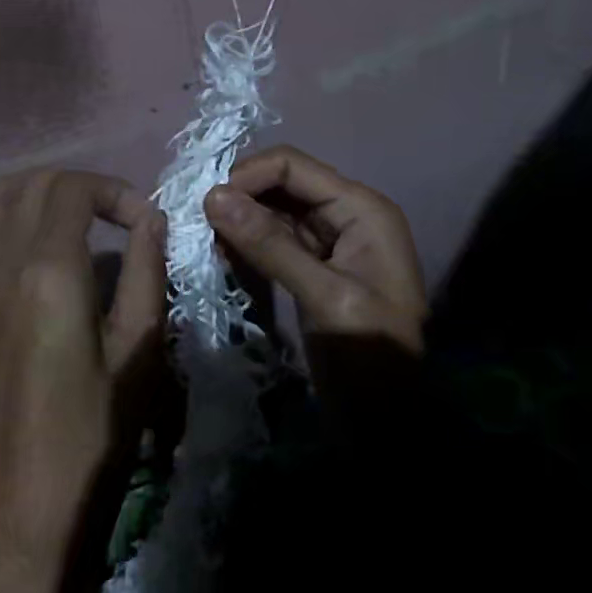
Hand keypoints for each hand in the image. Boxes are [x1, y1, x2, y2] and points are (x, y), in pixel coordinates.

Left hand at [0, 169, 166, 592]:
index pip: (70, 189)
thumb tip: (151, 219)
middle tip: (107, 215)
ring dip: (25, 194)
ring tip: (61, 222)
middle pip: (26, 184)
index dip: (112, 190)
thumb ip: (145, 274)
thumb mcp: (137, 357)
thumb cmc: (90, 438)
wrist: (14, 508)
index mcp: (46, 271)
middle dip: (73, 186)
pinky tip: (19, 262)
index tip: (141, 220)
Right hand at [204, 146, 426, 359]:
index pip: (292, 167)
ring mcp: (328, 240)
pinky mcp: (310, 265)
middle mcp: (346, 214)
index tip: (207, 206)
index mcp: (361, 210)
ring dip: (237, 220)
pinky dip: (244, 242)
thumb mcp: (324, 297)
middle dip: (238, 197)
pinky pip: (270, 237)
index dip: (246, 176)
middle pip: (279, 183)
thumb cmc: (369, 358)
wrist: (391, 425)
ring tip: (207, 243)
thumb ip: (269, 243)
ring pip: (269, 209)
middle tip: (200, 225)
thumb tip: (211, 196)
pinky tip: (221, 256)